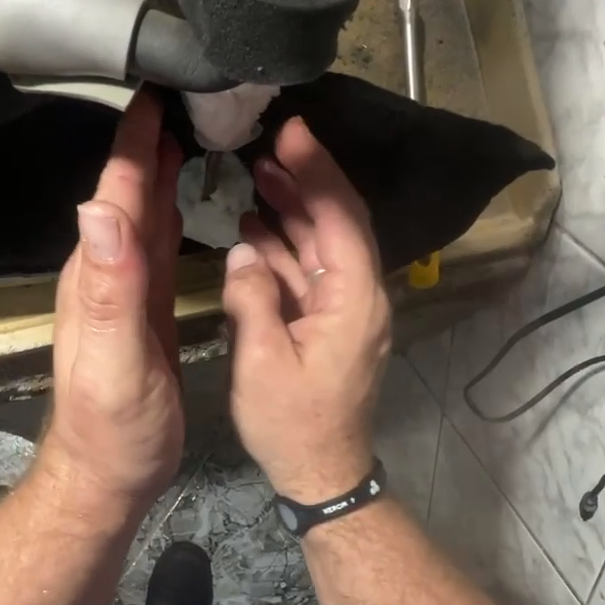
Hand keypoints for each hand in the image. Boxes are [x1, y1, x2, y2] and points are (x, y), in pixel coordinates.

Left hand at [37, 91, 185, 521]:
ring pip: (143, 216)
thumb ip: (110, 292)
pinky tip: (185, 199)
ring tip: (191, 130)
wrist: (109, 476)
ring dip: (162, 171)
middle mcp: (107, 276)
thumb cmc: (114, 431)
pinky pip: (158, 248)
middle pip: (128, 195)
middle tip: (189, 96)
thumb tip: (103, 207)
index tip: (161, 91)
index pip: (115, 195)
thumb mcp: (114, 366)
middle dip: (152, 142)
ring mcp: (125, 294)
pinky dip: (172, 214)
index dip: (136, 142)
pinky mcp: (145, 313)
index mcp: (99, 278)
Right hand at [221, 118, 391, 501]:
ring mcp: (348, 314)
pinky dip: (286, 255)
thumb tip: (243, 254)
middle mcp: (361, 299)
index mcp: (355, 302)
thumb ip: (251, 298)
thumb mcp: (261, 362)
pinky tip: (256, 234)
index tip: (292, 131)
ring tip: (258, 178)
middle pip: (338, 226)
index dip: (318, 171)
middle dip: (305, 184)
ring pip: (324, 249)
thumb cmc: (293, 425)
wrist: (322, 474)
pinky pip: (312, 279)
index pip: (342, 217)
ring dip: (293, 215)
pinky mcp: (332, 328)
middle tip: (269, 145)